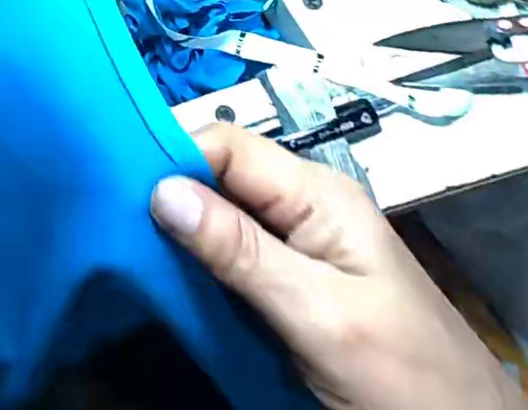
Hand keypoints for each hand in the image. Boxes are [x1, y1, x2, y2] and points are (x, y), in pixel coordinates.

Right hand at [150, 125, 525, 409]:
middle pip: (218, 169)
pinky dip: (196, 248)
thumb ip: (240, 250)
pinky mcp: (288, 269)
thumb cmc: (408, 383)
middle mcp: (302, 200)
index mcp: (317, 193)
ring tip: (132, 234)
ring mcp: (296, 235)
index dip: (174, 153)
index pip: (226, 144)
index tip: (122, 184)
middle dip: (170, 185)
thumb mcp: (321, 316)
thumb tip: (159, 188)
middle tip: (119, 213)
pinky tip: (170, 261)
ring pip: (218, 204)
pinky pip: (228, 240)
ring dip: (179, 219)